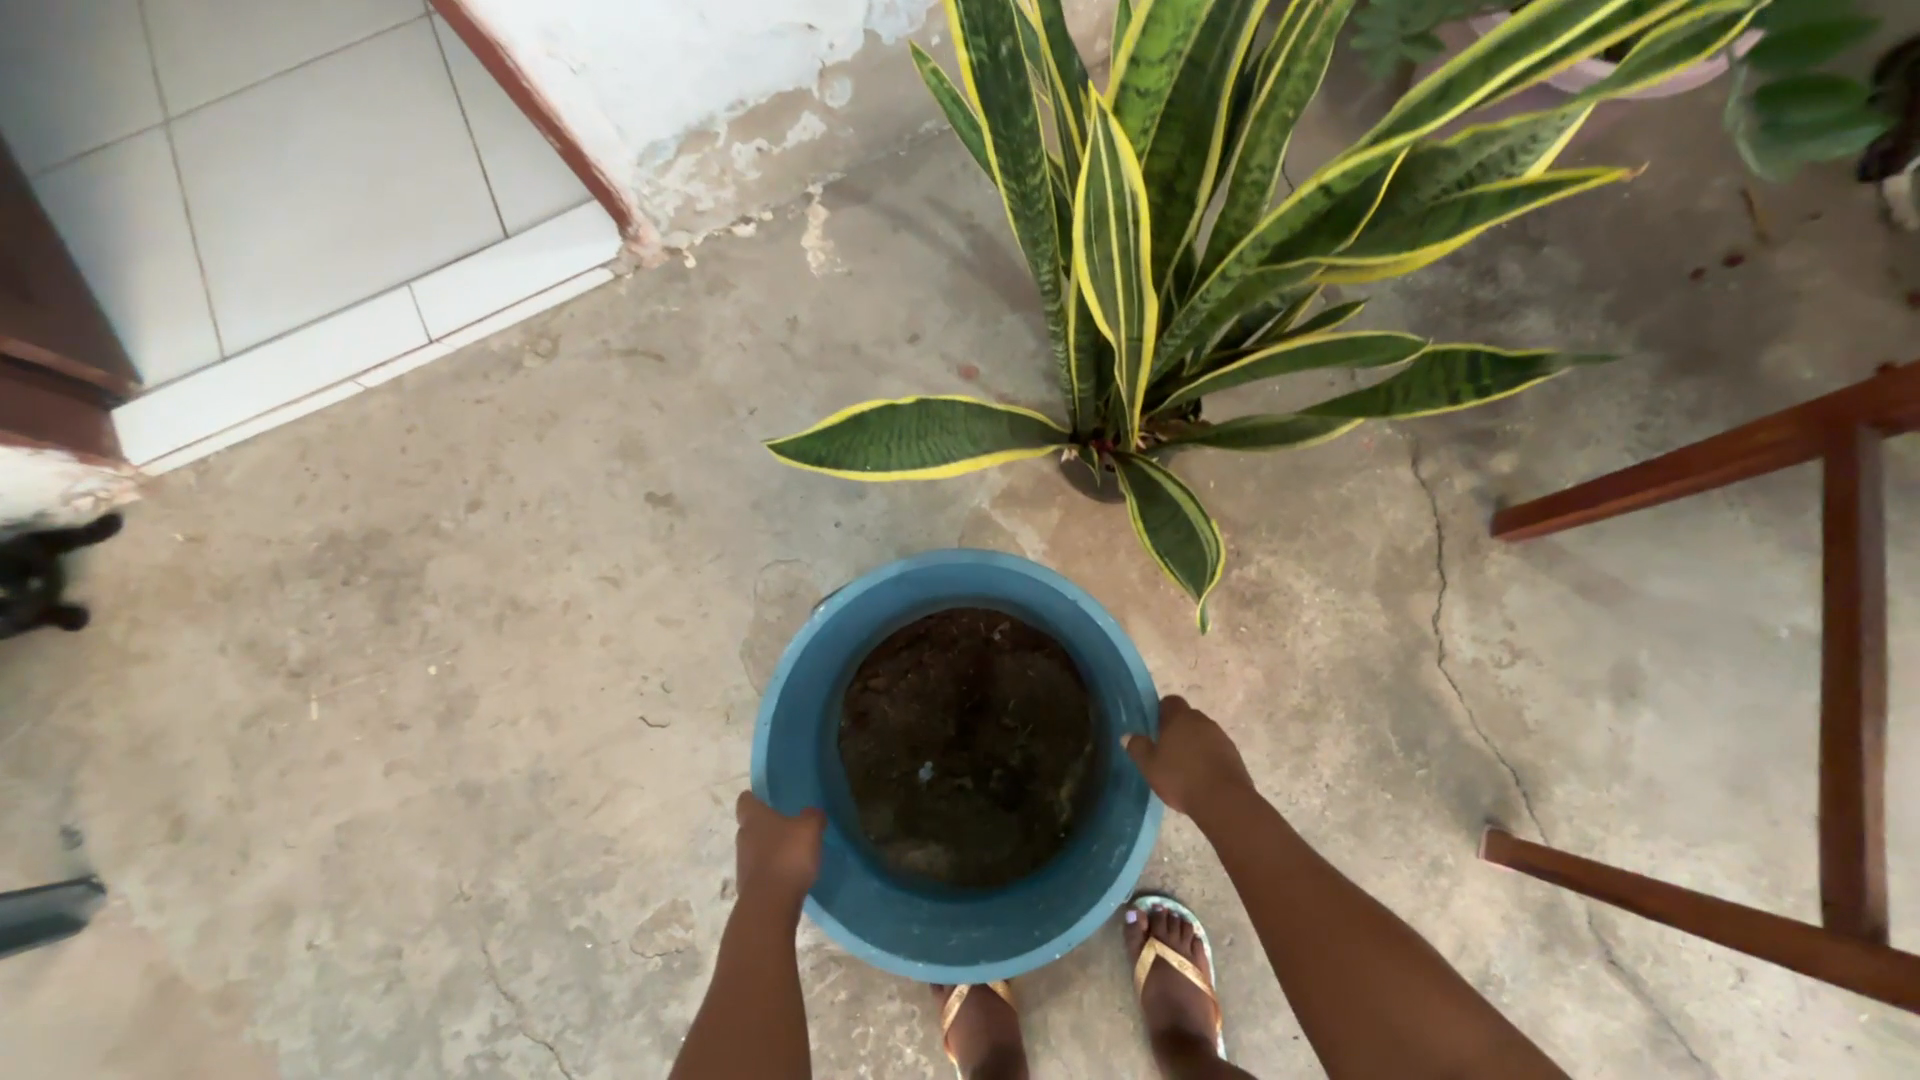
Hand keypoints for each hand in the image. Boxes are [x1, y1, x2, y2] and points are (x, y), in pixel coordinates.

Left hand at [734, 792, 824, 910]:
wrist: (770, 903)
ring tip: (790, 852)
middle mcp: (743, 838)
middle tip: (784, 825)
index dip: (752, 798)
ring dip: (768, 850)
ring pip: (754, 850)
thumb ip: (812, 816)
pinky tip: (788, 874)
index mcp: (754, 818)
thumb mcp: (810, 829)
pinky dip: (771, 870)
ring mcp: (743, 864)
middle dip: (764, 826)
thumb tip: (812, 813)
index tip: (761, 798)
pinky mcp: (748, 887)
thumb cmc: (788, 855)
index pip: (745, 801)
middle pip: (749, 827)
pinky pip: (760, 872)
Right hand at [1124, 696, 1255, 822]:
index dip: (1161, 711)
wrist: (1224, 800)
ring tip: (1183, 767)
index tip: (1154, 728)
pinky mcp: (1234, 755)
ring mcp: (1221, 738)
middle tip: (1165, 750)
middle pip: (1187, 717)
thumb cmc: (1180, 778)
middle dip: (1177, 729)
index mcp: (1180, 718)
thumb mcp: (1149, 766)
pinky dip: (1207, 757)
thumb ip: (1137, 747)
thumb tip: (1129, 735)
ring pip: (1202, 734)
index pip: (1170, 701)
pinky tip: (1200, 777)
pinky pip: (1215, 749)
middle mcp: (1202, 721)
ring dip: (1193, 744)